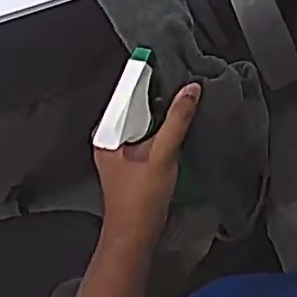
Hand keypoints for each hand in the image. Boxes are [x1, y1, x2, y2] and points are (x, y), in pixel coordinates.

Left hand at [94, 82, 198, 227]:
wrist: (136, 235)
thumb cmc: (139, 200)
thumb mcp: (162, 154)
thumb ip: (177, 119)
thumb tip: (190, 90)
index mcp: (106, 135)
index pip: (125, 96)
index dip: (144, 79)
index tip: (161, 60)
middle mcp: (111, 140)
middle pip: (136, 106)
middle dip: (158, 92)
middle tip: (181, 76)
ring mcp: (123, 150)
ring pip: (145, 119)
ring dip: (164, 109)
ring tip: (185, 95)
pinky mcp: (136, 159)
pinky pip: (151, 131)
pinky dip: (166, 124)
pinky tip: (181, 120)